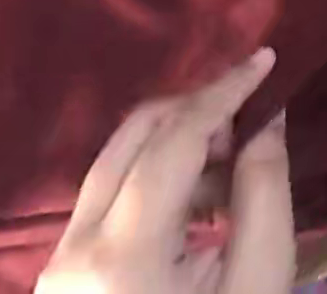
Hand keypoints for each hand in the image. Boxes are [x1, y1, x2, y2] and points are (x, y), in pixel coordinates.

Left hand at [36, 48, 293, 293]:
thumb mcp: (260, 281)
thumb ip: (265, 190)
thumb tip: (266, 117)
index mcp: (121, 258)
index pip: (175, 139)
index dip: (226, 89)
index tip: (268, 56)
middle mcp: (74, 250)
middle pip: (136, 135)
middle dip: (201, 107)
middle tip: (253, 112)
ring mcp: (58, 264)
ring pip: (119, 160)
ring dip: (183, 140)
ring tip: (235, 168)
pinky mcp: (62, 275)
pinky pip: (112, 193)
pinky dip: (163, 174)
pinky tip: (204, 205)